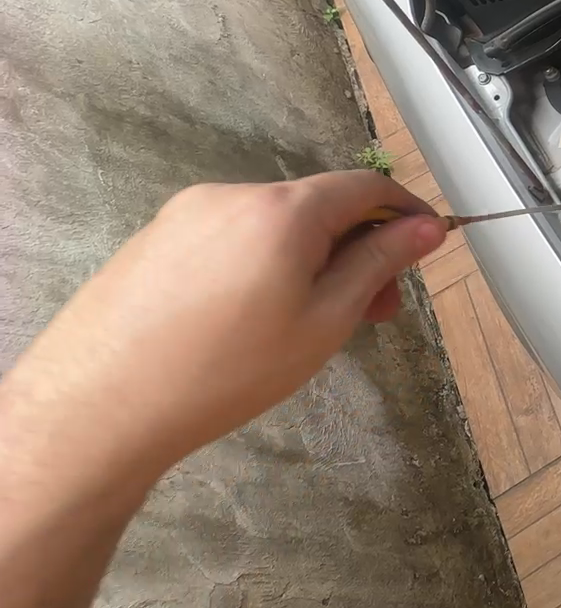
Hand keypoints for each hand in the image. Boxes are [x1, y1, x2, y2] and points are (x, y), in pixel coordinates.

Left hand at [5, 171, 445, 486]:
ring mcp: (184, 217)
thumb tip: (428, 226)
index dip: (409, 212)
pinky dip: (272, 263)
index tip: (429, 248)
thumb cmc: (227, 369)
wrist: (85, 420)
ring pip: (281, 225)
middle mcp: (232, 197)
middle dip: (363, 248)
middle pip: (324, 206)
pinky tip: (263, 315)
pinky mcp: (153, 242)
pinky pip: (238, 237)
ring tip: (320, 318)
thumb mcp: (329, 317)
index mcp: (282, 210)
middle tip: (376, 308)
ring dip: (318, 259)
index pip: (368, 187)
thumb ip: (382, 260)